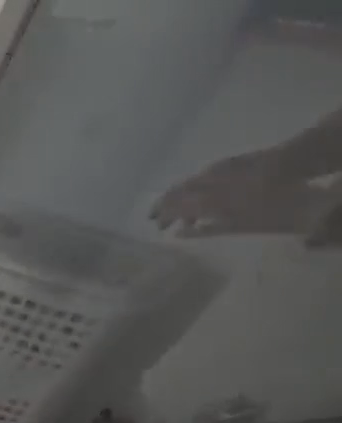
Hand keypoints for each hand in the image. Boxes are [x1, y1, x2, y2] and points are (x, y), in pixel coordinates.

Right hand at [150, 150, 328, 238]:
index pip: (169, 208)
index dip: (161, 217)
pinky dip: (194, 185)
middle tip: (159, 216)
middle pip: (173, 194)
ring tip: (183, 207)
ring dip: (180, 196)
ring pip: (186, 185)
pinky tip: (201, 190)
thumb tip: (176, 233)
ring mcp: (213, 172)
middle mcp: (198, 185)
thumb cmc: (262, 202)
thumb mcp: (232, 224)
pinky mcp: (227, 164)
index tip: (156, 226)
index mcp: (197, 201)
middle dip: (164, 205)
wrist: (290, 167)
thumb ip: (202, 230)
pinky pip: (201, 176)